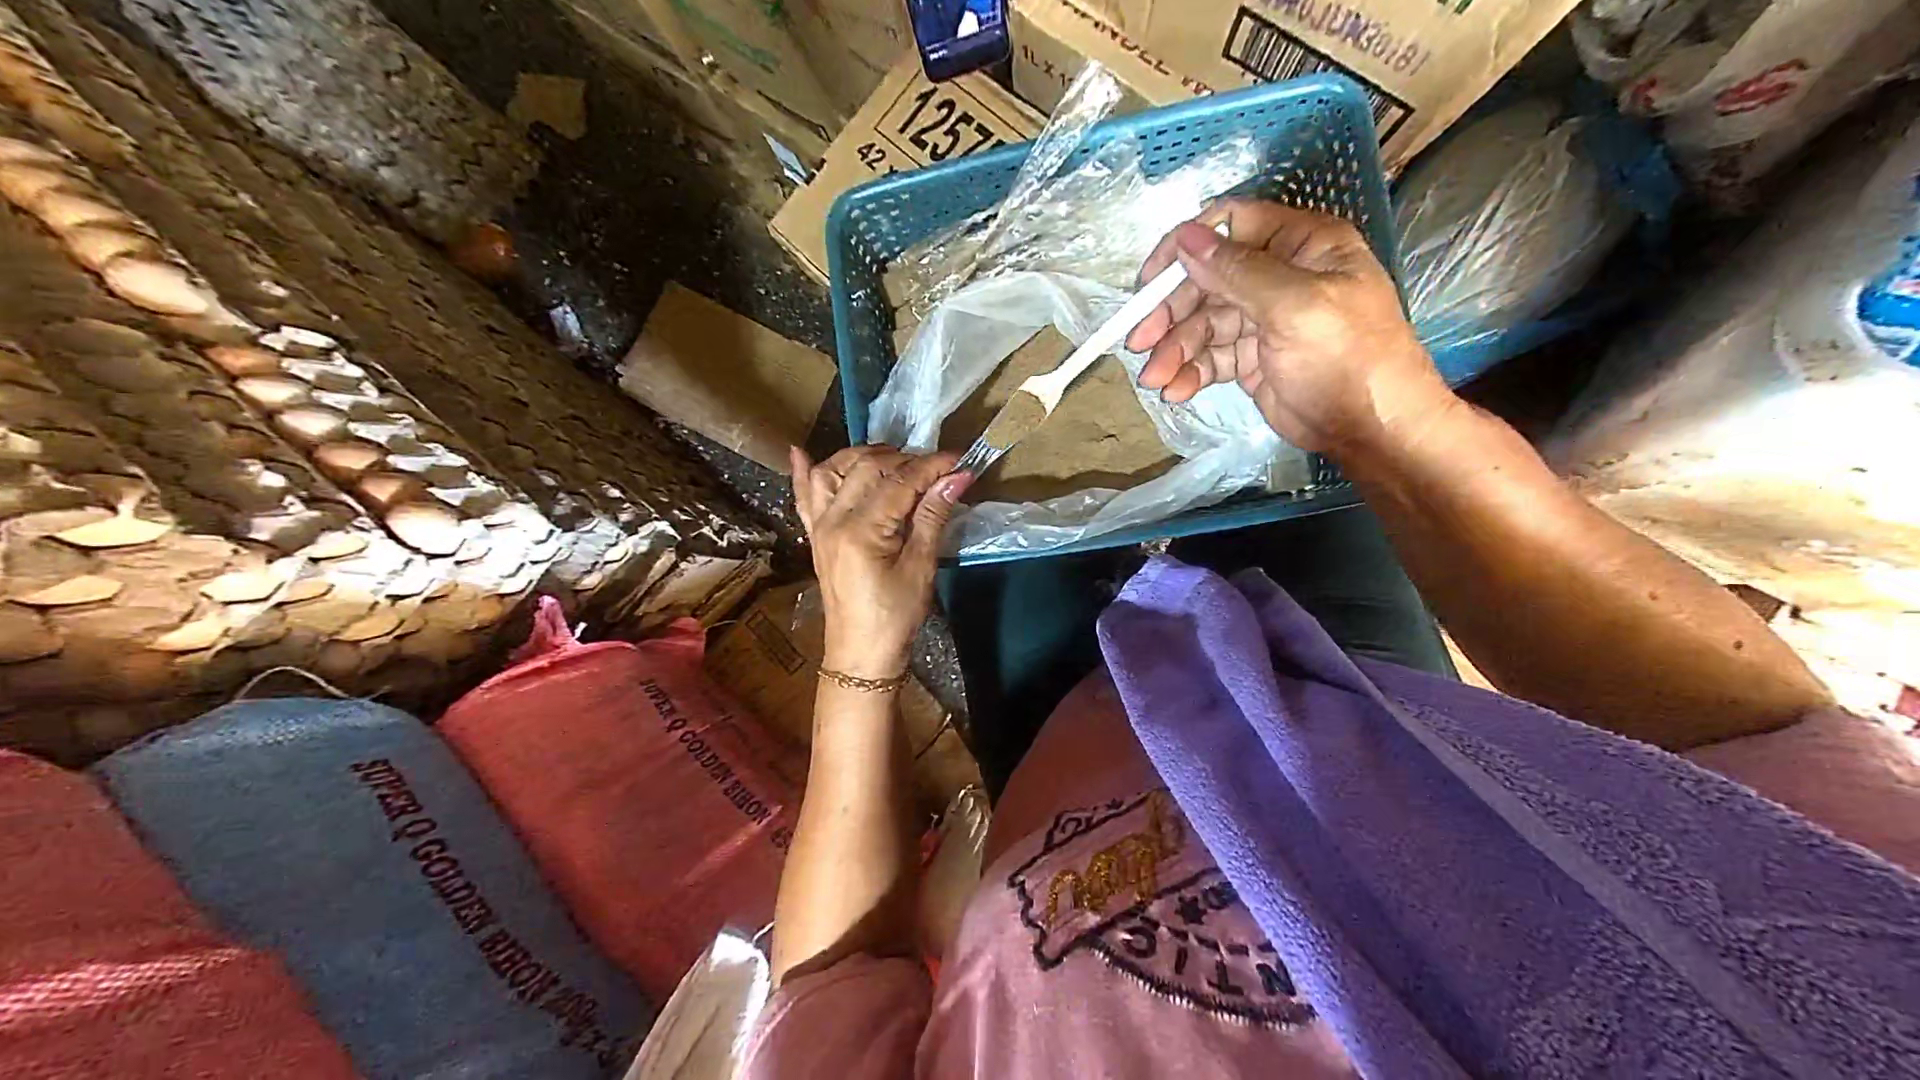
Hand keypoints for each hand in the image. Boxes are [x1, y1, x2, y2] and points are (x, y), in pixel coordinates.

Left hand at [790, 445, 971, 680]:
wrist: (861, 652)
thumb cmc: (895, 615)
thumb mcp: (921, 567)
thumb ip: (933, 515)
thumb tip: (957, 476)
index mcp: (860, 530)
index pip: (899, 481)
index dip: (931, 466)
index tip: (959, 459)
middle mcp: (833, 519)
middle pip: (866, 468)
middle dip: (904, 458)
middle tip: (935, 466)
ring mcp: (819, 525)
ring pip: (832, 471)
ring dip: (861, 456)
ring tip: (893, 456)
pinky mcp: (815, 534)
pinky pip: (804, 496)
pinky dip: (802, 472)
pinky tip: (799, 451)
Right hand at [1126, 199, 1456, 458]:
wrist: (1372, 428)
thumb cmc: (1346, 357)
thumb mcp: (1293, 306)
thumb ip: (1237, 271)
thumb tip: (1186, 239)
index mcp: (1300, 246)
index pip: (1231, 227)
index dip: (1185, 248)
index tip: (1149, 280)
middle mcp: (1279, 275)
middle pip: (1208, 281)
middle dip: (1171, 314)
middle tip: (1139, 343)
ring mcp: (1264, 319)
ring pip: (1203, 324)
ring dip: (1175, 351)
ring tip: (1156, 380)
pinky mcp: (1252, 359)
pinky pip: (1211, 357)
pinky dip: (1190, 372)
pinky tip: (1177, 390)